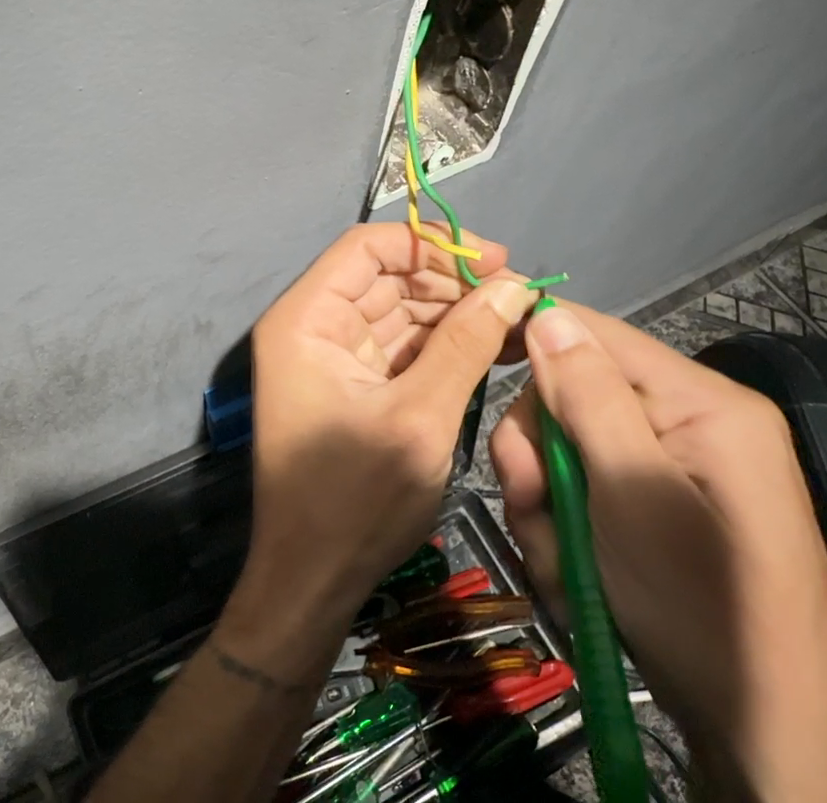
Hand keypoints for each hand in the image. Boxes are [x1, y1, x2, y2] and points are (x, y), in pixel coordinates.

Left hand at [214, 223, 537, 684]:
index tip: (496, 262)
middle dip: (452, 283)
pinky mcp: (352, 389)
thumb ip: (465, 345)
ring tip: (519, 324)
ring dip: (455, 314)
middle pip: (386, 278)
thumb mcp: (419, 418)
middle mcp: (312, 330)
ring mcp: (330, 360)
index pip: (367, 248)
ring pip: (399, 313)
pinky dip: (443, 347)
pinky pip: (400, 350)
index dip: (431, 246)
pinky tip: (494, 348)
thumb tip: (514, 285)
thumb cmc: (356, 501)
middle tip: (521, 298)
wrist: (313, 580)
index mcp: (306, 322)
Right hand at [490, 304, 826, 800]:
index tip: (477, 355)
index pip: (599, 335)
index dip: (535, 336)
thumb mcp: (630, 491)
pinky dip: (566, 537)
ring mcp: (671, 475)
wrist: (758, 724)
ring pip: (567, 458)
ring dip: (546, 509)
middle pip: (573, 401)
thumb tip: (547, 313)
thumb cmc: (695, 598)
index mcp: (702, 403)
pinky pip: (584, 500)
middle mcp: (689, 427)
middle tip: (532, 503)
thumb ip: (587, 396)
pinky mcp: (653, 516)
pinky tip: (577, 579)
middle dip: (539, 456)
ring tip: (561, 563)